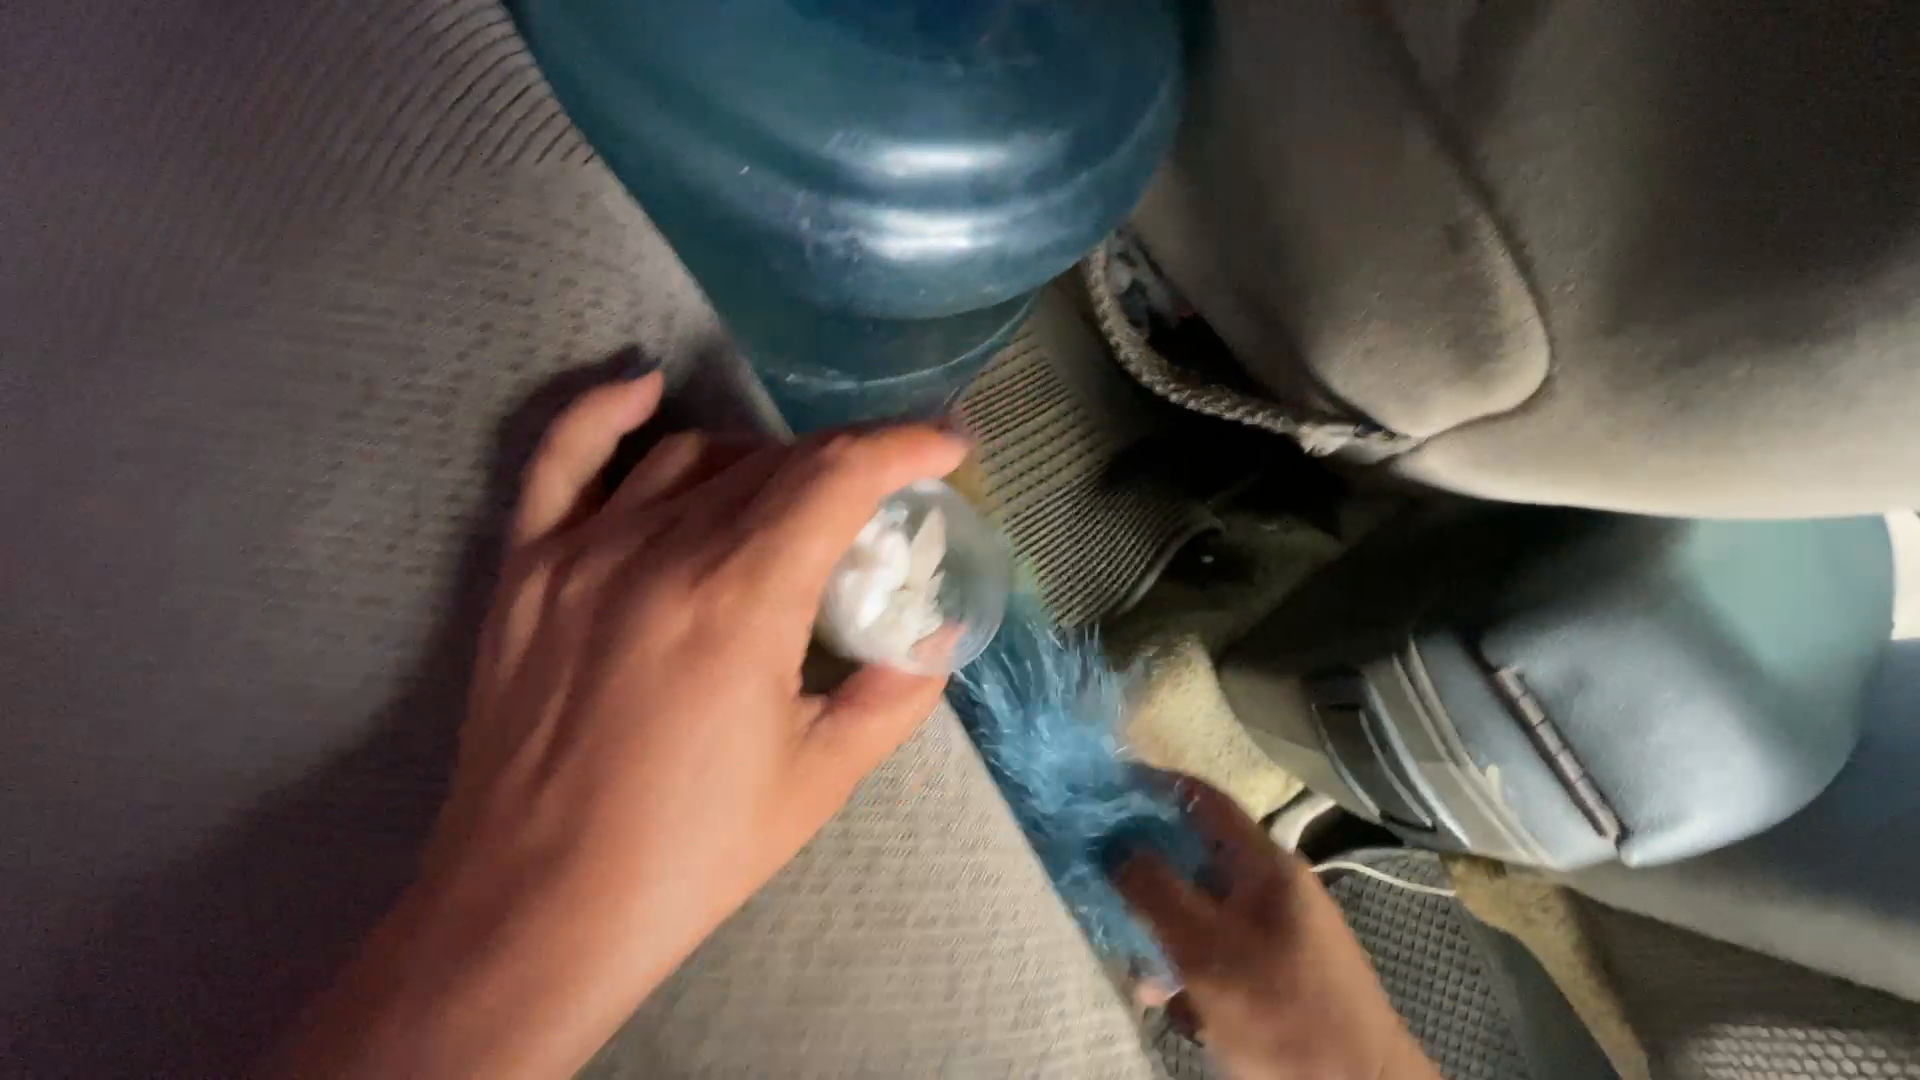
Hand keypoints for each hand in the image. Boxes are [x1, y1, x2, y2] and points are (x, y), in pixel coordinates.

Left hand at [280, 372, 967, 1077]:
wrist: (535, 909)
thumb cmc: (692, 850)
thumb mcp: (820, 779)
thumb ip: (895, 692)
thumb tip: (941, 630)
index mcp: (740, 600)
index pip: (837, 478)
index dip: (902, 448)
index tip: (944, 447)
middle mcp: (659, 551)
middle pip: (775, 463)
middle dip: (848, 466)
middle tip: (882, 502)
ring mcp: (581, 551)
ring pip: (693, 456)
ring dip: (764, 460)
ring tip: (796, 497)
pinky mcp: (525, 569)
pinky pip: (563, 459)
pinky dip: (607, 412)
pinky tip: (647, 387)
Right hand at [1111, 777, 1439, 1079]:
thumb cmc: (1282, 1012)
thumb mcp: (1205, 949)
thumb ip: (1154, 890)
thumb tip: (1114, 845)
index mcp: (1265, 864)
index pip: (1202, 799)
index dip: (1151, 785)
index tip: (1103, 789)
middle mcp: (1271, 888)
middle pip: (1194, 855)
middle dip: (1144, 868)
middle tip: (1099, 879)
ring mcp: (1276, 932)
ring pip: (1200, 908)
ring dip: (1160, 929)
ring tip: (1130, 962)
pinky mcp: (1274, 973)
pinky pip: (1216, 950)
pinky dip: (1185, 964)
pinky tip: (1164, 997)